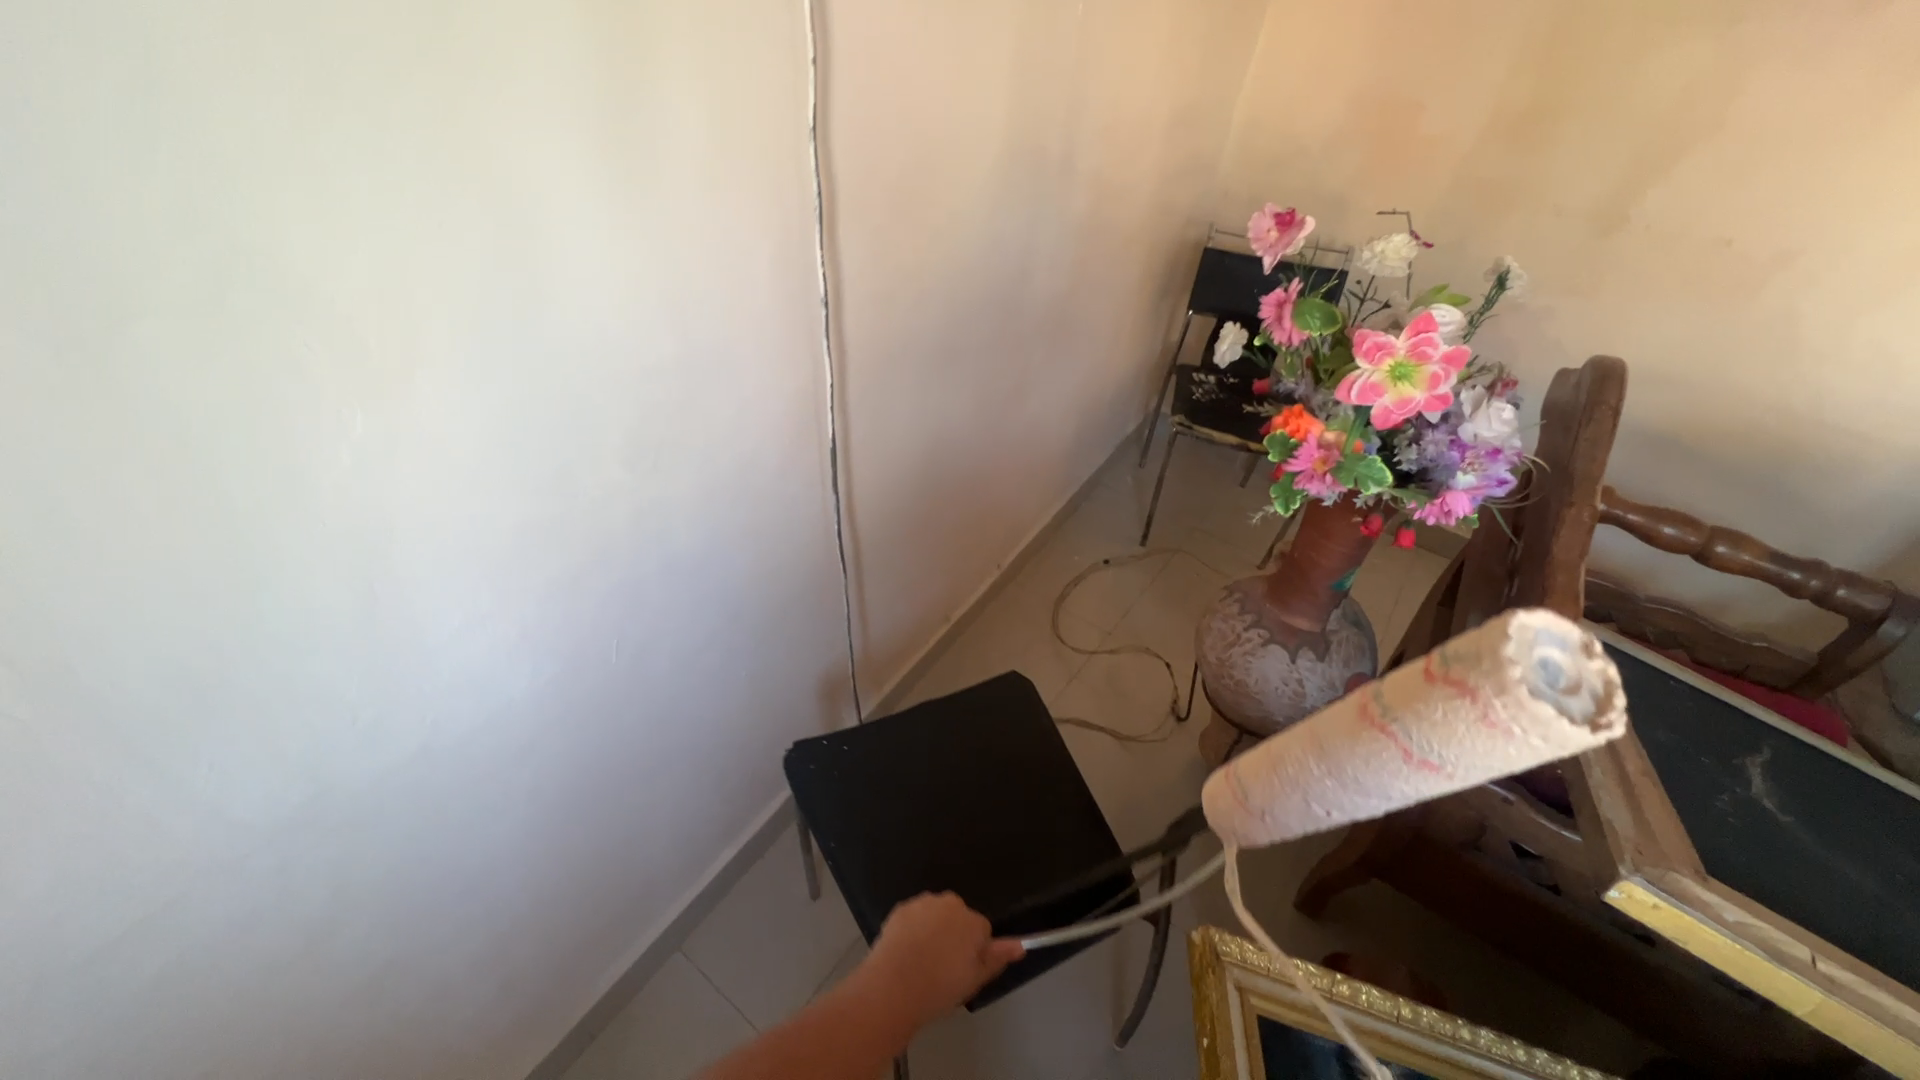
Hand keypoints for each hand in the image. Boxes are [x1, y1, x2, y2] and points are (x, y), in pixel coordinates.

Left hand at [850, 892, 1024, 1028]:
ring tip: (922, 961)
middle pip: (959, 917)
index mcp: (973, 921)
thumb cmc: (940, 987)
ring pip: (935, 914)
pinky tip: (905, 951)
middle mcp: (951, 904)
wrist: (893, 987)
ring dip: (933, 929)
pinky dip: (912, 928)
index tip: (962, 969)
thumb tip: (1020, 945)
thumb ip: (998, 958)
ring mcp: (923, 903)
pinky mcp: (900, 908)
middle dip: (954, 935)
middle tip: (943, 966)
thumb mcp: (975, 979)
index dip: (973, 951)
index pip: (982, 931)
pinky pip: (914, 916)